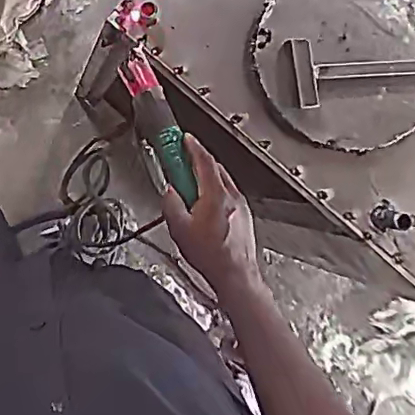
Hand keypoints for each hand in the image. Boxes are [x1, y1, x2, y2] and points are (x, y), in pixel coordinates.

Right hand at [161, 135, 264, 304]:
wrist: (237, 276)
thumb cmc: (212, 256)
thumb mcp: (179, 229)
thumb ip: (171, 204)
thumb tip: (169, 192)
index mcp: (216, 194)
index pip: (204, 160)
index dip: (192, 146)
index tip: (183, 138)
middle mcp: (232, 196)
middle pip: (214, 167)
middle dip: (197, 160)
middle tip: (181, 159)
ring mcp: (241, 205)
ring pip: (222, 180)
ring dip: (206, 176)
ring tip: (189, 185)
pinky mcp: (244, 215)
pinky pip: (228, 194)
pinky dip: (215, 190)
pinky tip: (204, 204)